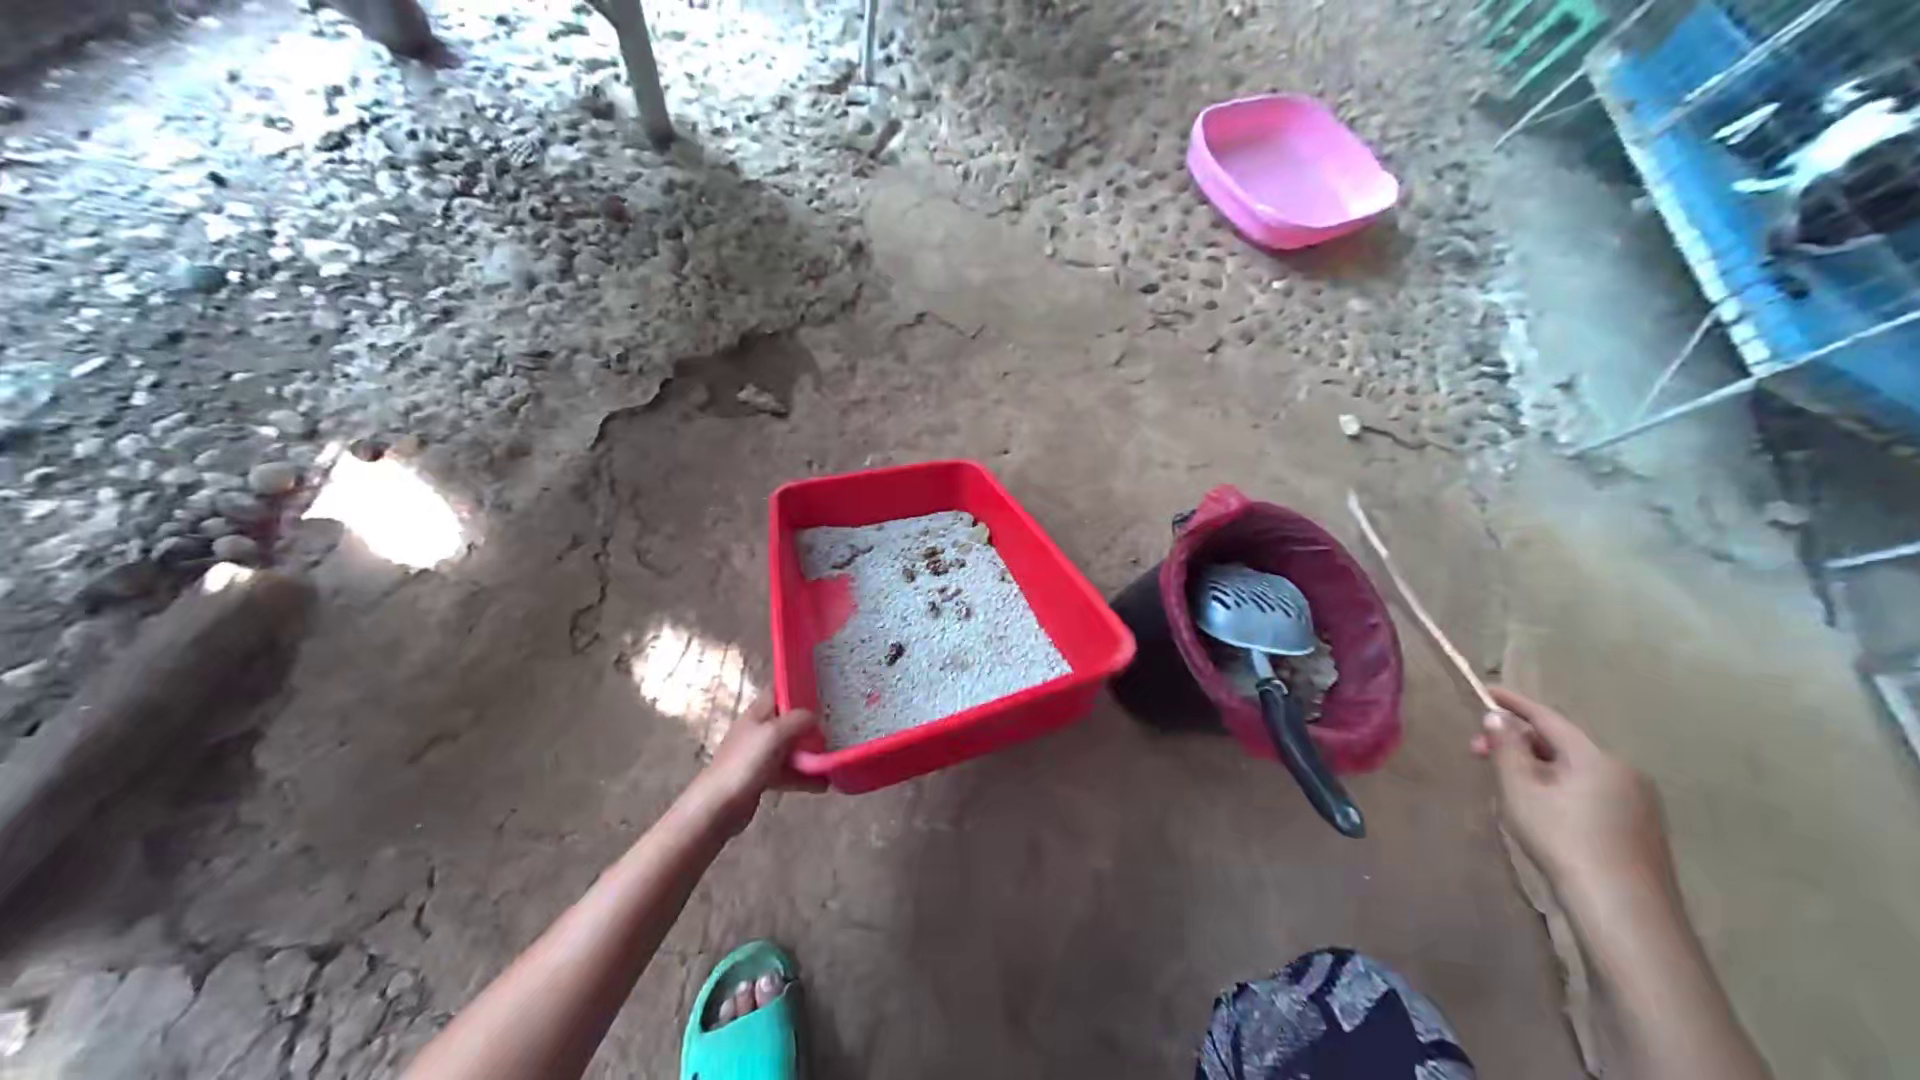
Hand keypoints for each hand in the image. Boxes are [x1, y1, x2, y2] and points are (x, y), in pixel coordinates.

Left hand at [691, 698, 826, 835]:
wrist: (719, 806)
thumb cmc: (746, 762)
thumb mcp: (775, 733)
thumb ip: (798, 720)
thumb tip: (816, 717)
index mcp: (757, 713)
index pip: (779, 692)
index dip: (799, 689)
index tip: (824, 693)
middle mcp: (758, 731)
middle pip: (789, 722)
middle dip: (811, 726)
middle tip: (837, 728)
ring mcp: (759, 755)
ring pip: (791, 749)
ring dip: (811, 754)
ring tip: (834, 759)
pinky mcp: (762, 778)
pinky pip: (789, 772)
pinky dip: (805, 777)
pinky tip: (825, 784)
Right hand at [1473, 686, 1675, 902]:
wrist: (1622, 907)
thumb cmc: (1562, 838)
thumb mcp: (1519, 789)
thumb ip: (1506, 748)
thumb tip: (1498, 717)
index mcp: (1596, 756)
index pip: (1548, 718)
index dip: (1514, 702)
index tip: (1486, 690)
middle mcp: (1623, 770)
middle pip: (1562, 744)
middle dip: (1518, 742)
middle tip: (1478, 752)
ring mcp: (1638, 801)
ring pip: (1575, 769)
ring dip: (1537, 766)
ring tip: (1504, 783)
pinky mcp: (1640, 827)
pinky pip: (1591, 790)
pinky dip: (1559, 786)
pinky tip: (1540, 807)